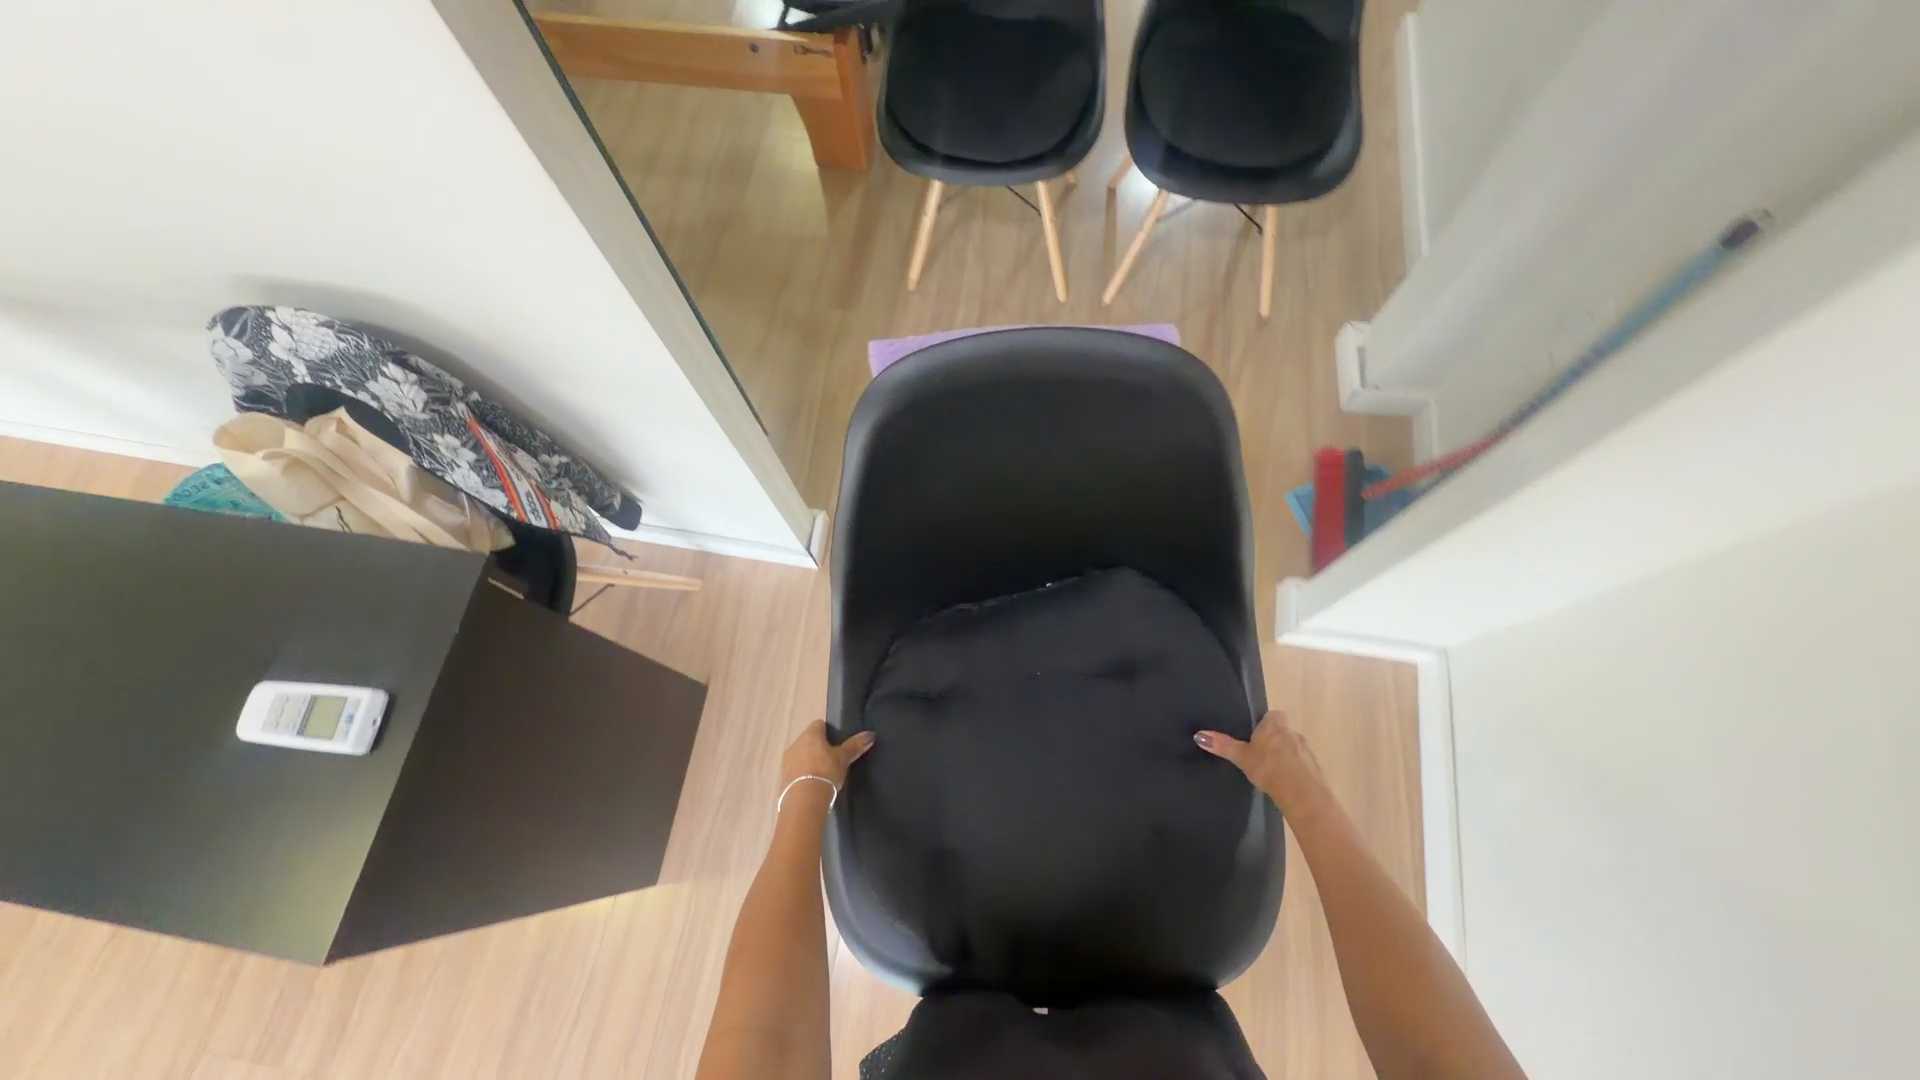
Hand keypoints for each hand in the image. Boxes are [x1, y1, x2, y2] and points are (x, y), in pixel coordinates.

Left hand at [781, 720, 875, 793]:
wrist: (804, 800)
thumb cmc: (825, 772)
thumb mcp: (843, 759)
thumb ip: (855, 745)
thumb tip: (871, 734)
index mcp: (810, 734)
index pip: (819, 724)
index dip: (828, 731)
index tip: (838, 741)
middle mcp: (796, 743)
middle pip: (809, 739)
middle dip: (819, 746)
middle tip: (833, 758)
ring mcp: (787, 760)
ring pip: (801, 755)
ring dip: (810, 760)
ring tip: (823, 773)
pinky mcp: (783, 777)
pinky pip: (795, 770)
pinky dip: (803, 773)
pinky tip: (813, 783)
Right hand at [1194, 710, 1332, 819]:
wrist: (1302, 793)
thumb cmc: (1268, 768)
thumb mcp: (1241, 757)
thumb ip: (1223, 745)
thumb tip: (1199, 735)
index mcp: (1275, 724)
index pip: (1271, 716)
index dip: (1264, 725)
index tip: (1254, 737)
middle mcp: (1292, 731)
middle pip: (1281, 731)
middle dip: (1272, 741)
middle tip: (1258, 755)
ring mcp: (1306, 748)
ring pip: (1291, 747)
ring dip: (1283, 756)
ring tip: (1270, 771)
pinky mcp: (1314, 766)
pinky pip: (1300, 763)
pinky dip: (1293, 769)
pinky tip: (1283, 782)